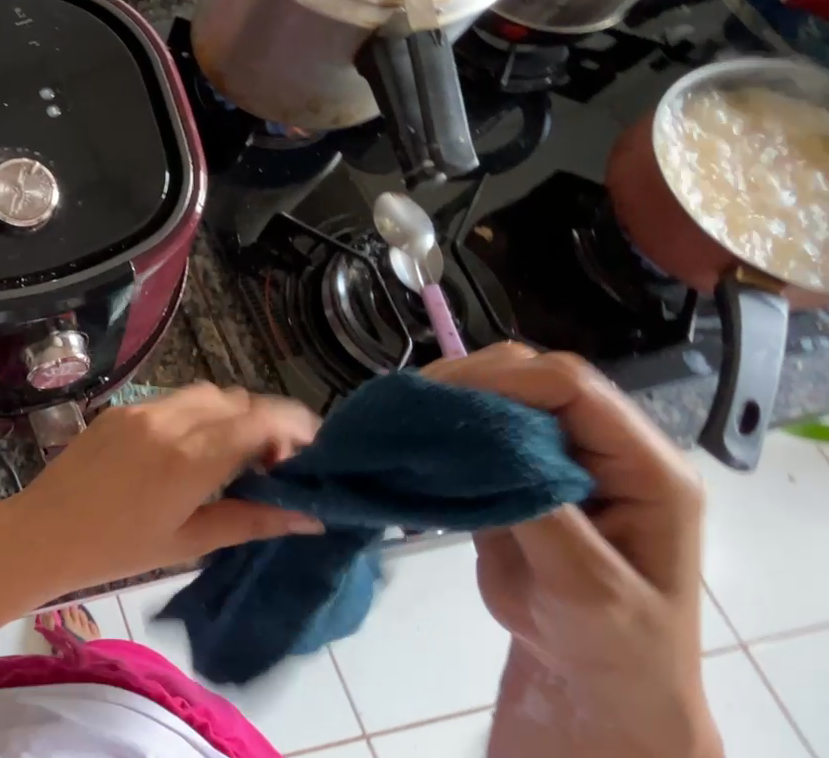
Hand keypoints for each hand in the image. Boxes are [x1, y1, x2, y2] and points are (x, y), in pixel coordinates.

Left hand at [2, 385, 324, 592]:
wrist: (43, 531)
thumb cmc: (116, 549)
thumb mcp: (189, 542)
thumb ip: (250, 520)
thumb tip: (310, 515)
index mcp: (188, 457)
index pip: (258, 421)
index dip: (294, 427)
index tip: (312, 449)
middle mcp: (166, 421)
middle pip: (234, 399)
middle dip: (264, 420)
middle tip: (275, 459)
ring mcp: (137, 410)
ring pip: (202, 394)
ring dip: (230, 413)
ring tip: (237, 453)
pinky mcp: (116, 410)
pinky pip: (169, 400)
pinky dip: (195, 414)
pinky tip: (194, 448)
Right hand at [424, 343, 720, 757]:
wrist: (592, 676)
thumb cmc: (611, 639)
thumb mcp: (586, 583)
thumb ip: (540, 508)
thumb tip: (478, 443)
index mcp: (647, 467)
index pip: (573, 388)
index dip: (504, 381)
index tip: (438, 400)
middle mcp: (608, 449)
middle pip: (536, 377)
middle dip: (471, 380)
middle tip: (413, 407)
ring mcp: (561, 457)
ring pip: (503, 392)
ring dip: (452, 397)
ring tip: (406, 419)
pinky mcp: (518, 470)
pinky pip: (480, 426)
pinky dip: (442, 424)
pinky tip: (413, 437)